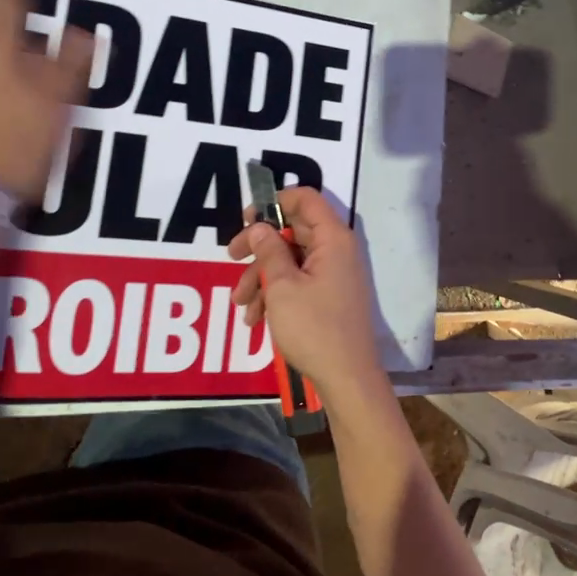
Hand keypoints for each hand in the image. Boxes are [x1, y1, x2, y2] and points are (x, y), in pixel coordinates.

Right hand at [227, 187, 384, 397]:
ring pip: (291, 259)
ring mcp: (334, 273)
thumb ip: (268, 250)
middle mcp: (337, 250)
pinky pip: (299, 281)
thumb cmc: (314, 327)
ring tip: (241, 304)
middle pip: (293, 230)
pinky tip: (256, 318)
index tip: (246, 218)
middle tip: (230, 258)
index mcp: (332, 238)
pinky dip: (276, 293)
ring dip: (262, 276)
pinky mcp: (330, 295)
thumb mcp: (282, 287)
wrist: (346, 377)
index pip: (305, 198)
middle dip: (259, 247)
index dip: (274, 201)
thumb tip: (259, 226)